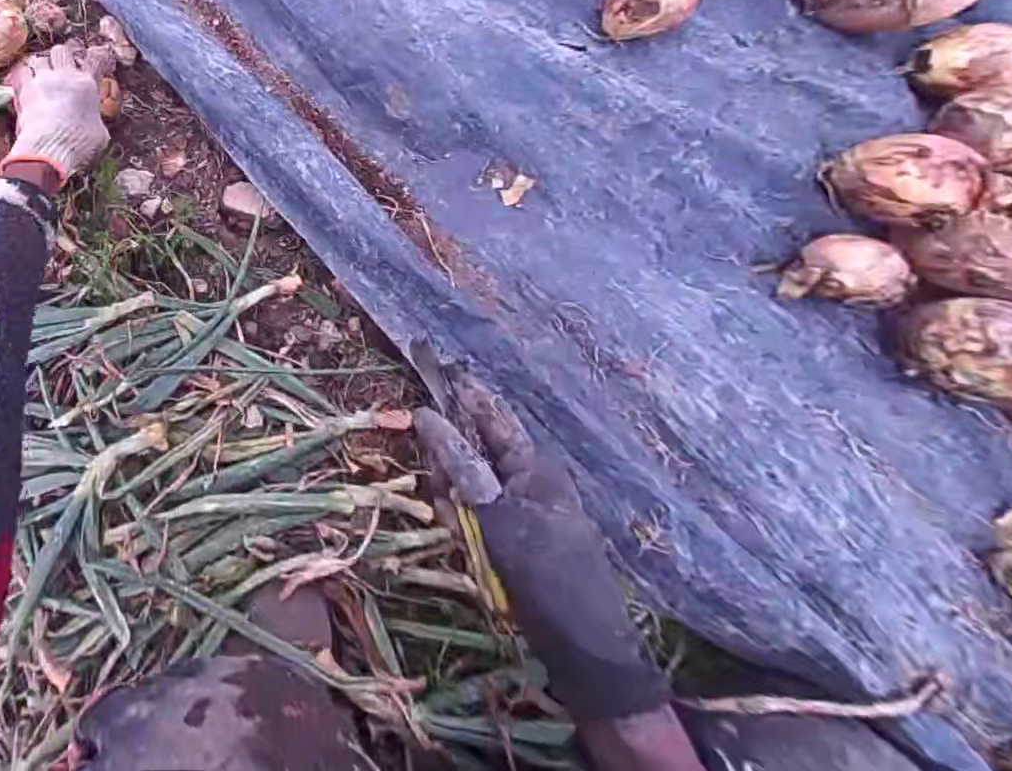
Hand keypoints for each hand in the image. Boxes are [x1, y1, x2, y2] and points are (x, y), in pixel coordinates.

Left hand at [2, 41, 115, 183]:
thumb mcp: (99, 134)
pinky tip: (22, 80)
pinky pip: (20, 72)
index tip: (94, 56)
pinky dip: (21, 75)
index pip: (95, 59)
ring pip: (39, 58)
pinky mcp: (23, 89)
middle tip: (62, 65)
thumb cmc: (79, 144)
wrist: (50, 148)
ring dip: (40, 65)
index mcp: (87, 85)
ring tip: (41, 74)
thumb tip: (96, 124)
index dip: (96, 54)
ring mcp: (42, 80)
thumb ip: (96, 120)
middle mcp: (65, 76)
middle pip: (62, 50)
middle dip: (62, 55)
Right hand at [408, 340, 678, 726]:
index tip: (428, 361)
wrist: (585, 649)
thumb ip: (462, 463)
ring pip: (464, 479)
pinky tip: (463, 537)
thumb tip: (426, 413)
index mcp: (533, 463)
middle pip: (469, 446)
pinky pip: (471, 507)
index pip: (488, 412)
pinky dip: (460, 518)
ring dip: (450, 497)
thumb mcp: (498, 516)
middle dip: (446, 463)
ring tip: (456, 526)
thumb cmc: (546, 575)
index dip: (459, 389)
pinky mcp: (509, 528)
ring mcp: (517, 503)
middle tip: (443, 494)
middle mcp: (525, 475)